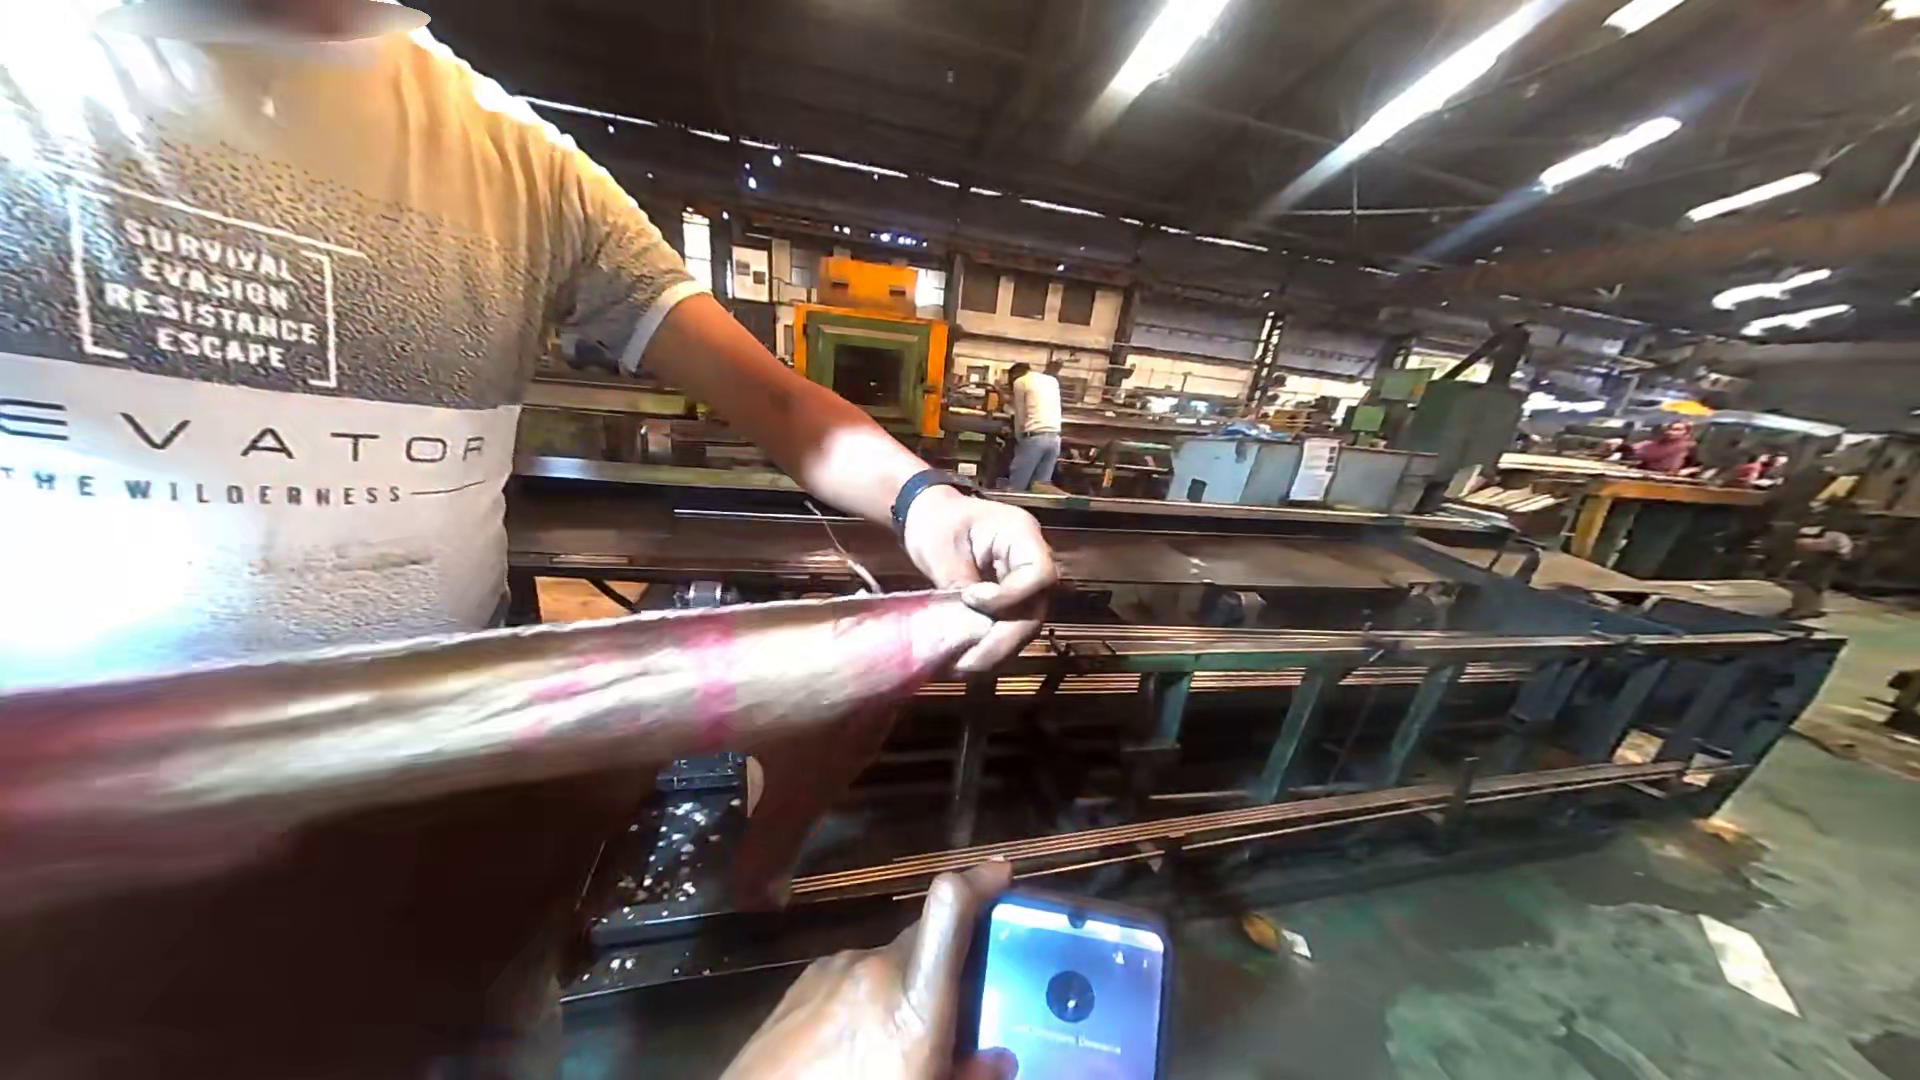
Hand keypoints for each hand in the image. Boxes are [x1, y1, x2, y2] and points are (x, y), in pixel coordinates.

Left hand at [719, 861, 1017, 1079]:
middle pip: (926, 939)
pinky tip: (851, 1043)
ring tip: (891, 1044)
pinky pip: (853, 975)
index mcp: (914, 1003)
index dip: (978, 880)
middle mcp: (876, 968)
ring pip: (889, 962)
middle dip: (945, 965)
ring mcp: (836, 968)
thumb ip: (968, 1074)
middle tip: (952, 1012)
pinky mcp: (804, 979)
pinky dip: (865, 997)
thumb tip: (999, 1057)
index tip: (1002, 871)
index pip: (950, 908)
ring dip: (901, 988)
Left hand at [901, 488, 1057, 673]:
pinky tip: (964, 660)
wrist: (929, 515)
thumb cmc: (935, 522)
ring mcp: (1023, 582)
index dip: (1010, 597)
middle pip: (1035, 609)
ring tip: (962, 667)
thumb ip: (960, 585)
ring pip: (1025, 625)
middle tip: (967, 664)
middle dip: (1003, 641)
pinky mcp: (1011, 599)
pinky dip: (990, 646)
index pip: (1039, 574)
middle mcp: (1032, 559)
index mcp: (1021, 534)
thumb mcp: (941, 550)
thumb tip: (968, 627)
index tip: (969, 599)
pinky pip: (1009, 626)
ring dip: (996, 651)